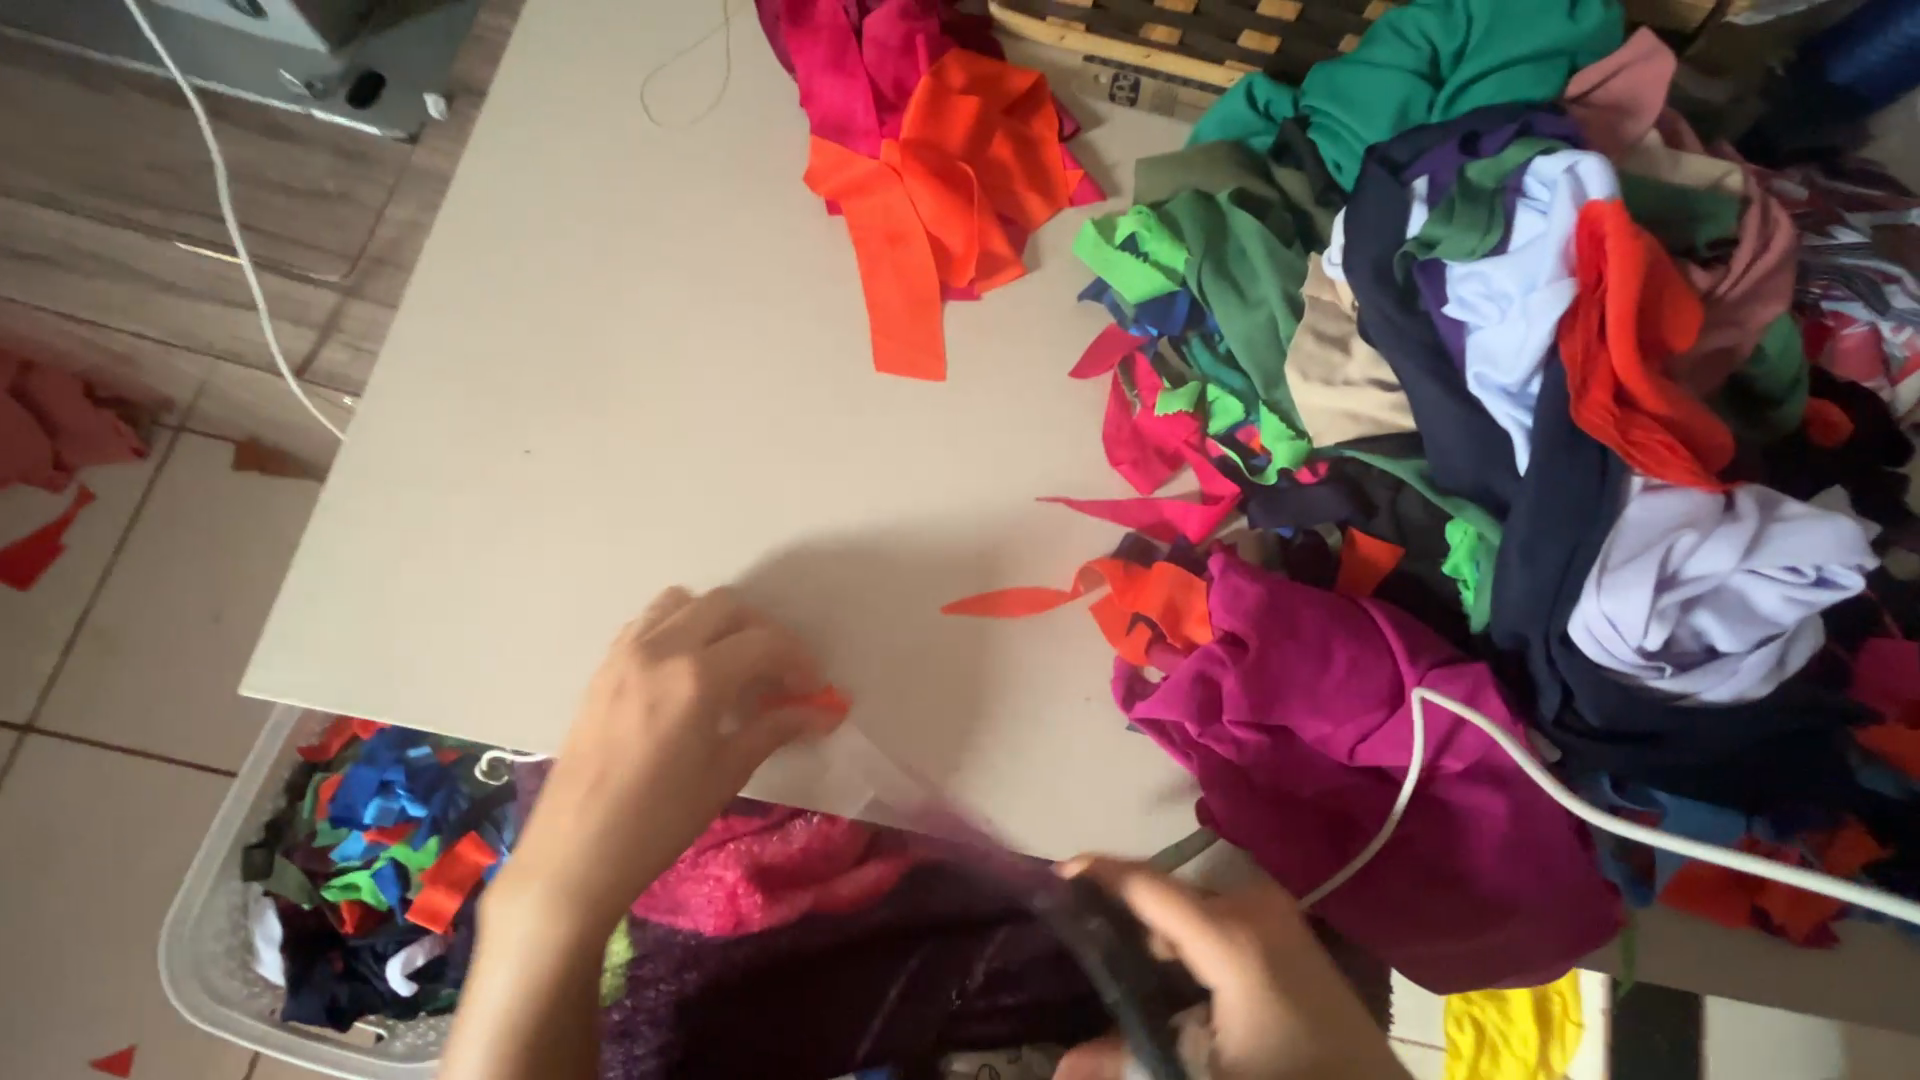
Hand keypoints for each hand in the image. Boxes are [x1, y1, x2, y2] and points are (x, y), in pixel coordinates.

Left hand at [486, 587, 842, 939]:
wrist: (576, 853)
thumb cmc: (660, 819)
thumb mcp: (727, 772)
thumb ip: (776, 728)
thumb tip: (824, 712)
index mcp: (697, 676)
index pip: (765, 642)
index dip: (799, 661)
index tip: (813, 689)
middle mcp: (660, 649)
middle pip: (726, 606)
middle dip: (762, 632)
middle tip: (777, 673)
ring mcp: (625, 653)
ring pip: (683, 602)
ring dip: (716, 621)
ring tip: (731, 663)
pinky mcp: (603, 667)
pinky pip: (647, 623)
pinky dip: (677, 629)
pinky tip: (686, 672)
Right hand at [1057, 859, 1410, 1079]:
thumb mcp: (1203, 1077)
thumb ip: (1127, 1062)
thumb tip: (1059, 1066)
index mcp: (1230, 937)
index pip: (1148, 886)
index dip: (1099, 873)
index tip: (1055, 873)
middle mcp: (1254, 909)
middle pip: (1168, 894)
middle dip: (1125, 913)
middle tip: (1085, 938)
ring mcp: (1279, 918)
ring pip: (1194, 907)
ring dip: (1159, 931)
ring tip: (1127, 966)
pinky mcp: (1293, 935)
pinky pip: (1222, 919)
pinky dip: (1190, 939)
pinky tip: (1179, 979)